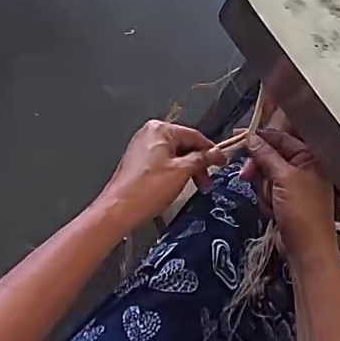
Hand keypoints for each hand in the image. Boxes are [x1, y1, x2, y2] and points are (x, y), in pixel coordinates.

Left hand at [95, 121, 226, 229]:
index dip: (211, 150)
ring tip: (196, 185)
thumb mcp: (182, 171)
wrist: (118, 210)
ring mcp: (142, 148)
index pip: (194, 135)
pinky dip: (175, 172)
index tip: (221, 161)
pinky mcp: (139, 163)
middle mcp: (149, 135)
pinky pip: (164, 162)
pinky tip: (180, 185)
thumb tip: (215, 153)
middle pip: (184, 144)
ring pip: (175, 155)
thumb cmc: (146, 189)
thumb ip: (202, 159)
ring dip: (188, 170)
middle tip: (207, 179)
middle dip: (198, 163)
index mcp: (159, 130)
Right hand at [242, 130, 338, 266]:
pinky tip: (270, 210)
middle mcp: (303, 168)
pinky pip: (267, 190)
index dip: (259, 137)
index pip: (280, 138)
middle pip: (270, 156)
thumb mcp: (284, 178)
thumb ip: (266, 155)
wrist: (307, 251)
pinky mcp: (285, 200)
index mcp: (309, 157)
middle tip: (245, 174)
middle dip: (258, 167)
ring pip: (266, 174)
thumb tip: (252, 137)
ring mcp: (294, 185)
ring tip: (268, 201)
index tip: (237, 137)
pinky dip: (265, 199)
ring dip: (262, 187)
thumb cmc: (301, 212)